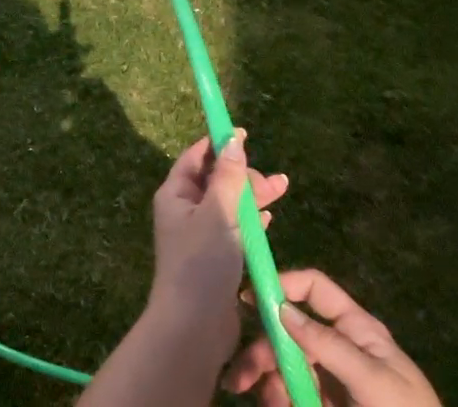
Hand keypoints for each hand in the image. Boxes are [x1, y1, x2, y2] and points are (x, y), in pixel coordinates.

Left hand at [145, 132, 288, 365]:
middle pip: (215, 181)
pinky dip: (251, 222)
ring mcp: (199, 237)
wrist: (194, 325)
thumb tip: (232, 139)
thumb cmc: (201, 261)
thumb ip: (228, 176)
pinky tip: (268, 220)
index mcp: (175, 195)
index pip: (195, 158)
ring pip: (228, 206)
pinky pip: (234, 231)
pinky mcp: (215, 260)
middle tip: (273, 180)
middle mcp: (184, 212)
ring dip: (252, 197)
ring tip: (282, 189)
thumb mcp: (217, 212)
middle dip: (243, 174)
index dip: (218, 144)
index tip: (242, 133)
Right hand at [222, 269, 441, 406]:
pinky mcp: (320, 403)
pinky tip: (274, 406)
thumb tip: (281, 309)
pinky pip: (288, 393)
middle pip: (287, 333)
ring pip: (282, 367)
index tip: (249, 301)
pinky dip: (276, 398)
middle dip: (261, 352)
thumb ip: (328, 345)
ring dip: (265, 382)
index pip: (313, 290)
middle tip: (240, 380)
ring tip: (265, 404)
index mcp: (355, 330)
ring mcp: (328, 380)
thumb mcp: (375, 382)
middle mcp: (336, 348)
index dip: (282, 286)